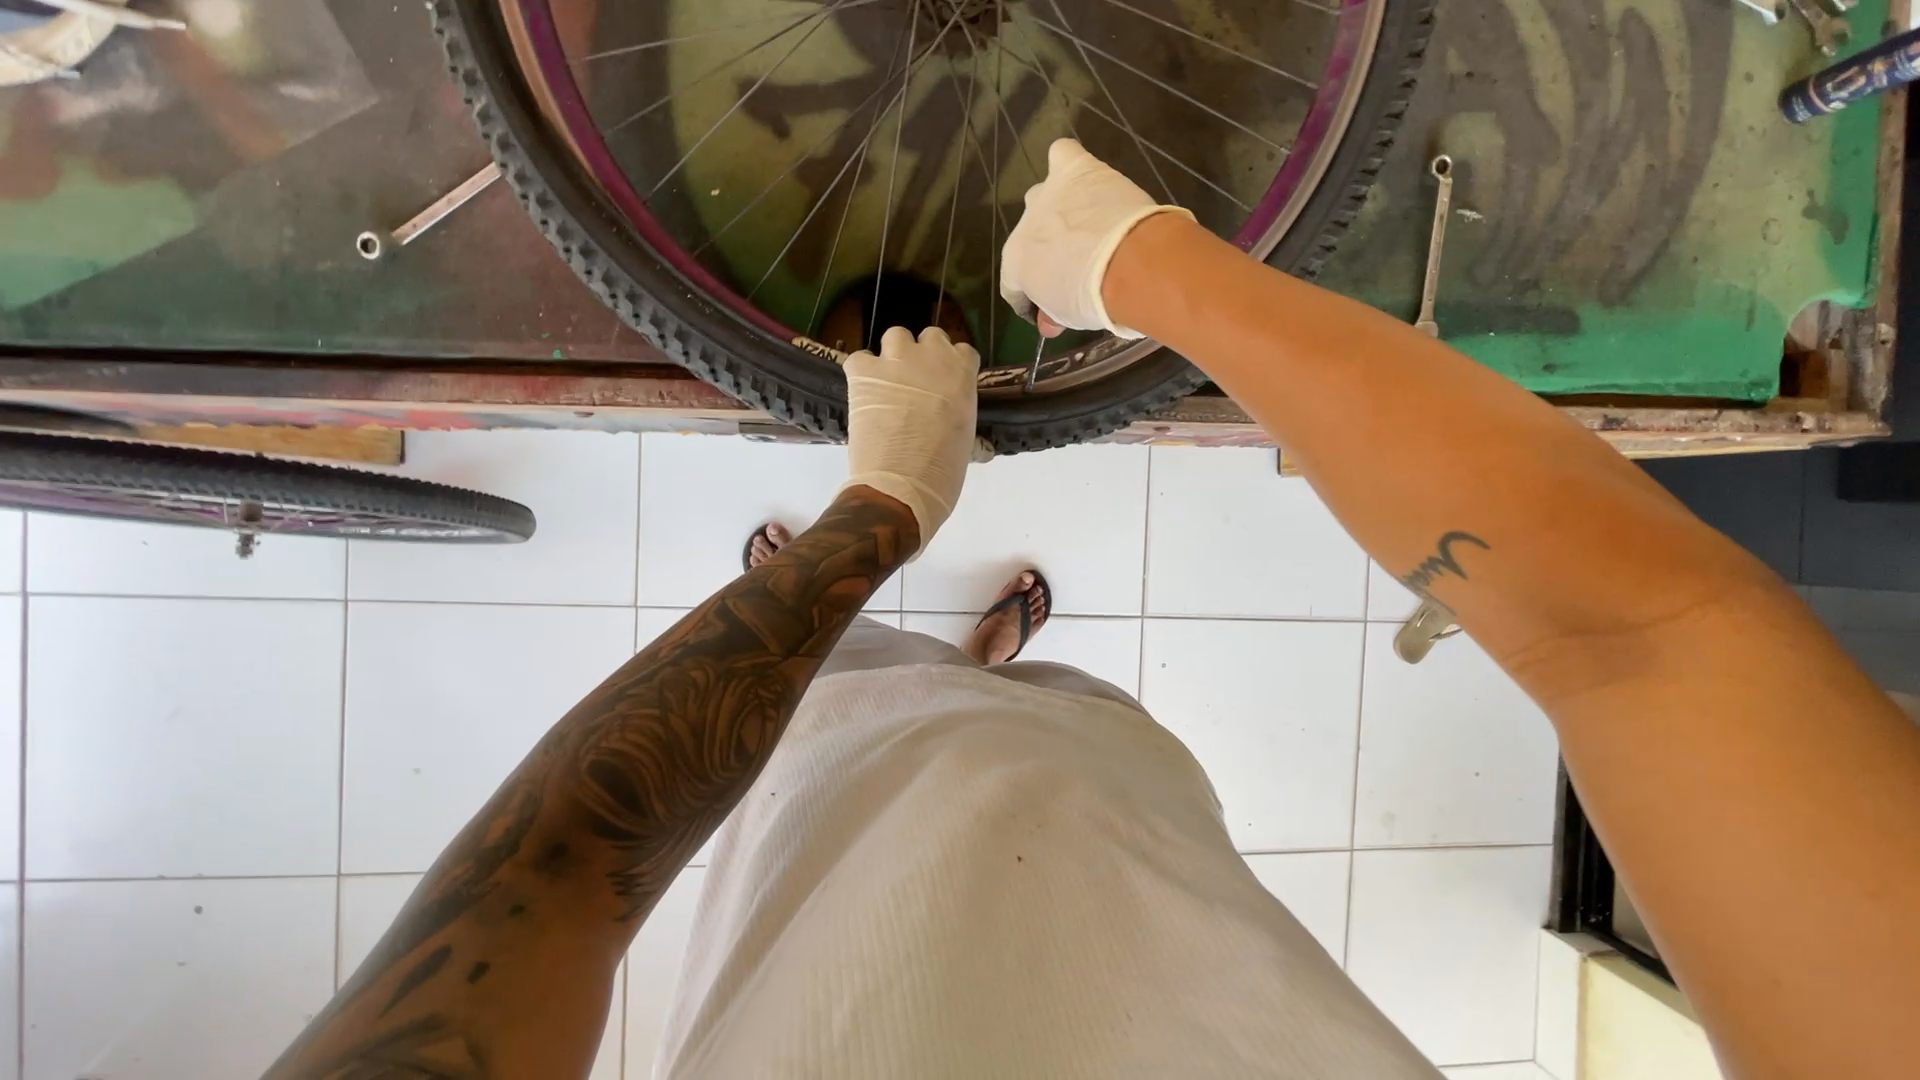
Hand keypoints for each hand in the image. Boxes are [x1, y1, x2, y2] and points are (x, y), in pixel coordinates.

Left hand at [840, 325, 979, 551]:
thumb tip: (955, 425)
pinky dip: (860, 374)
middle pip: (929, 337)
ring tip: (885, 383)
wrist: (903, 484)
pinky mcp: (863, 371)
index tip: (944, 383)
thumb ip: (959, 417)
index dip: (951, 366)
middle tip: (914, 382)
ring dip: (891, 356)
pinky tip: (862, 396)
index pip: (962, 351)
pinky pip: (859, 359)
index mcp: (963, 374)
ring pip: (895, 336)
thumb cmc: (943, 472)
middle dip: (922, 354)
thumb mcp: (966, 440)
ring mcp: (896, 360)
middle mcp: (933, 356)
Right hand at [1000, 138, 1192, 338]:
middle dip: (1046, 253)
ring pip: (1042, 196)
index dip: (1029, 300)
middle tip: (1073, 267)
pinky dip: (1067, 163)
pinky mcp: (1076, 170)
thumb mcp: (1070, 316)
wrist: (1127, 263)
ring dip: (1056, 211)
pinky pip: (1063, 156)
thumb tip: (1047, 324)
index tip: (1048, 311)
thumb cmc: (1093, 299)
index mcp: (1015, 264)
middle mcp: (1024, 224)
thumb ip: (1054, 316)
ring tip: (1082, 225)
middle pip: (1029, 237)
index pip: (1013, 285)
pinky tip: (1080, 176)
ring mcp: (1049, 193)